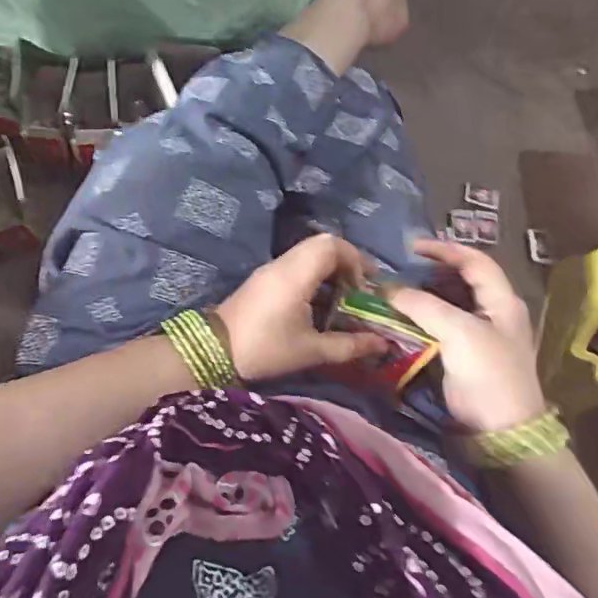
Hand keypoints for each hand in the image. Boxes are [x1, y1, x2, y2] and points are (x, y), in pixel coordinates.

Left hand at [215, 235, 389, 380]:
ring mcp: (269, 271)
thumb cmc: (265, 349)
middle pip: (321, 245)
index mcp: (295, 274)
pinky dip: (312, 278)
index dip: (356, 259)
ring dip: (329, 271)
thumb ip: (350, 345)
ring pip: (306, 255)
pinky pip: (294, 267)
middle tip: (359, 290)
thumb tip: (383, 344)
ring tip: (343, 300)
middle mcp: (282, 265)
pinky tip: (319, 306)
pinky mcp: (261, 281)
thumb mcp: (311, 351)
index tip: (368, 285)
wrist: (214, 351)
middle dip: (346, 263)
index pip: (331, 245)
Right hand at [385, 240, 545, 432]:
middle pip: (462, 281)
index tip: (412, 248)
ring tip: (396, 293)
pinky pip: (441, 327)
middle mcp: (494, 313)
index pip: (475, 261)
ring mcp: (480, 336)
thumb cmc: (487, 374)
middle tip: (399, 271)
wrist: (500, 429)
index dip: (445, 249)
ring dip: (423, 296)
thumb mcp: (458, 332)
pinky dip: (421, 319)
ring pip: (450, 304)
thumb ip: (424, 306)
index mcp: (502, 301)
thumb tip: (389, 289)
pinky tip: (402, 320)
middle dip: (431, 272)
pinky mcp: (465, 356)